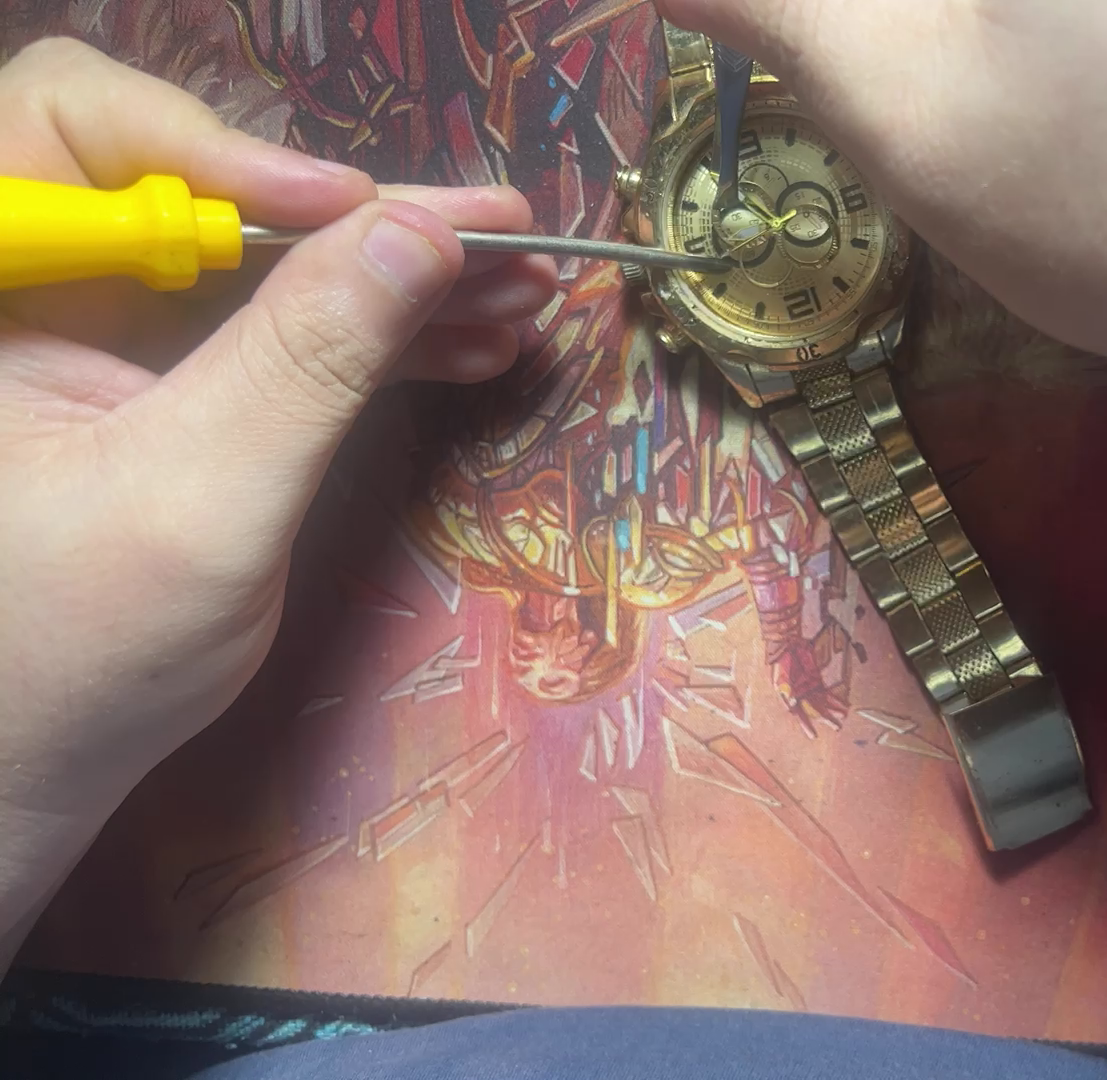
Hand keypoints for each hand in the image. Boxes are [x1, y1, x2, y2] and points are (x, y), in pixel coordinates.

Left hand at [0, 40, 555, 946]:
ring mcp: (123, 326)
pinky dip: (396, 334)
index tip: (378, 218)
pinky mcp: (190, 373)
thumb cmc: (81, 640)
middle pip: (220, 188)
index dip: (244, 157)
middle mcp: (47, 274)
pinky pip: (301, 326)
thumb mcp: (208, 489)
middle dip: (375, 222)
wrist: (42, 743)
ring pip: (284, 259)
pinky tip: (477, 343)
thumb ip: (312, 356)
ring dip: (410, 278)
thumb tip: (423, 235)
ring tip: (523, 294)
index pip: (90, 132)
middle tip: (507, 243)